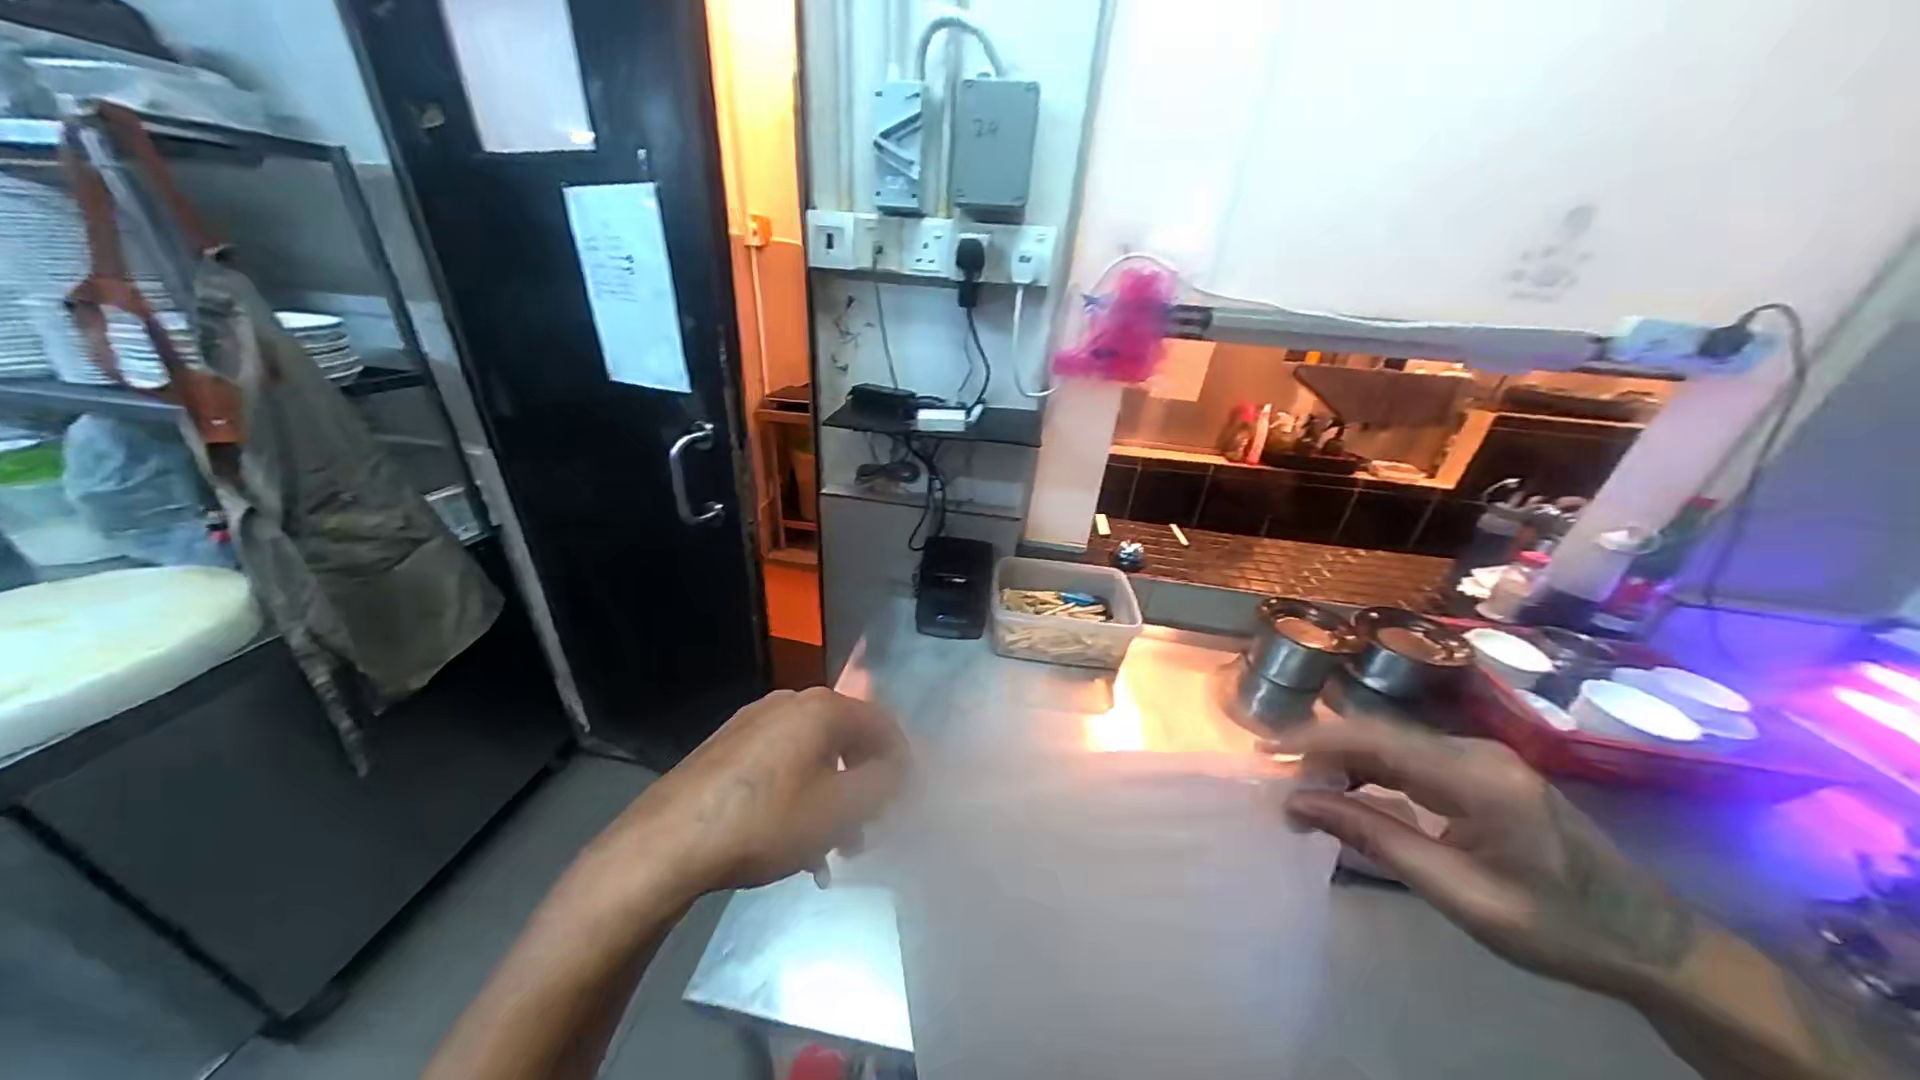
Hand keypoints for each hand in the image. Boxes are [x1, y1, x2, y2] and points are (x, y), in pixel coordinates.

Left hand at [597, 687, 909, 900]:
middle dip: (864, 787)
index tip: (904, 804)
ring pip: (815, 756)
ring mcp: (755, 720)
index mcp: (823, 707)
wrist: (667, 843)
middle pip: (848, 740)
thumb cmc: (767, 822)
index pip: (884, 724)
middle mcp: (791, 702)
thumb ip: (885, 783)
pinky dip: (800, 795)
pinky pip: (783, 763)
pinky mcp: (729, 745)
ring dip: (833, 798)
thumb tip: (900, 768)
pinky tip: (792, 841)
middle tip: (866, 834)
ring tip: (829, 849)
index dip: (903, 763)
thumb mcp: (841, 810)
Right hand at [1264, 716, 1697, 999]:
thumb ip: (1374, 838)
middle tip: (1285, 794)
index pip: (1375, 739)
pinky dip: (1371, 773)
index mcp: (1476, 776)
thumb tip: (1298, 804)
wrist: (1653, 943)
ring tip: (1308, 798)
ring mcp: (1482, 758)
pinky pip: (1411, 760)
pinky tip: (1351, 795)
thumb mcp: (1459, 893)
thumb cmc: (1557, 926)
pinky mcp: (1483, 772)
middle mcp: (1475, 751)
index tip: (1266, 756)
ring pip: (1390, 745)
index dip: (1313, 741)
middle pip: (1378, 736)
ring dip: (1344, 765)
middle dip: (1323, 757)